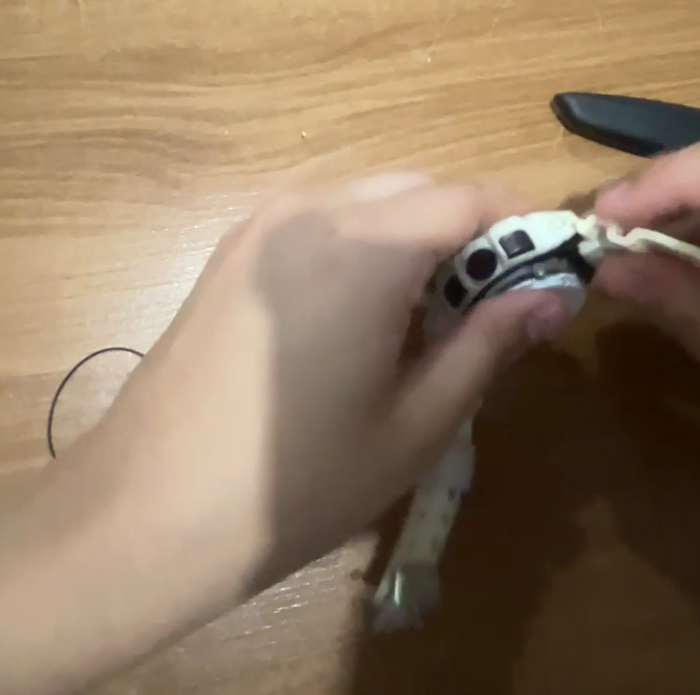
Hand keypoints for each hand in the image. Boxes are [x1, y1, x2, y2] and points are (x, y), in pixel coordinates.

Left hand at [73, 173, 572, 597]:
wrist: (145, 510)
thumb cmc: (298, 480)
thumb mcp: (416, 421)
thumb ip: (490, 342)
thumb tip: (553, 294)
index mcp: (362, 245)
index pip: (469, 196)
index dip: (523, 222)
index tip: (554, 263)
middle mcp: (309, 209)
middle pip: (418, 189)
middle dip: (470, 230)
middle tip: (492, 304)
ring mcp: (262, 223)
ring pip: (369, 199)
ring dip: (416, 236)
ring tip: (426, 316)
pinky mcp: (234, 247)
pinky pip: (322, 220)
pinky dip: (364, 244)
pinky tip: (359, 313)